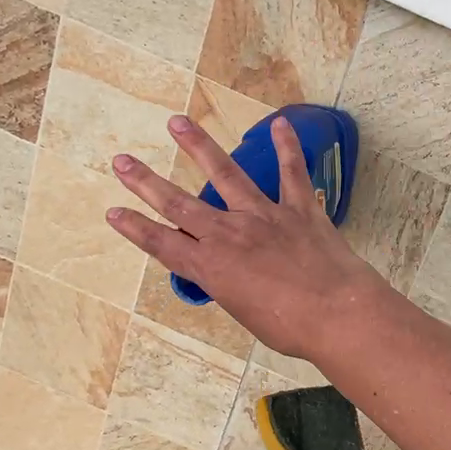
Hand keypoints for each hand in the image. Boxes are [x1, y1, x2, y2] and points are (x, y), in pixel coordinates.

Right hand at [106, 114, 390, 358]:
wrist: (337, 314)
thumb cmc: (292, 328)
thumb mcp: (245, 314)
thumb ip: (232, 288)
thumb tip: (230, 274)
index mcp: (212, 267)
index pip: (163, 244)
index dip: (136, 228)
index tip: (113, 211)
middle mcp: (230, 234)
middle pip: (180, 204)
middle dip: (146, 182)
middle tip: (122, 160)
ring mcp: (265, 216)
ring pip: (225, 174)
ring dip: (199, 146)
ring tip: (178, 122)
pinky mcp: (299, 209)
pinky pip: (292, 172)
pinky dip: (287, 147)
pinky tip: (279, 122)